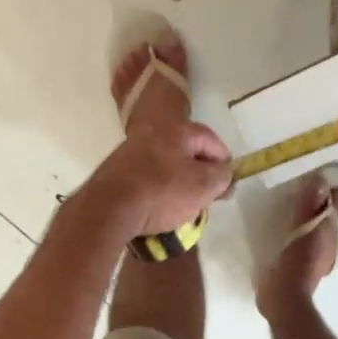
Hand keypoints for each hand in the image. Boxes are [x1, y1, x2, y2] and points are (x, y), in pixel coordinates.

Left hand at [82, 120, 232, 237]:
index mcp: (177, 129)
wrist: (108, 208)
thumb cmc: (162, 192)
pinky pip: (146, 177)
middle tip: (208, 195)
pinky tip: (159, 207)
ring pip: (165, 164)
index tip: (229, 183)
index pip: (210, 140)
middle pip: (186, 150)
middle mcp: (151, 132)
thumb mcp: (202, 186)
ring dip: (179, 182)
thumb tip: (225, 173)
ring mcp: (130, 151)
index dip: (224, 161)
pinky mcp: (116, 171)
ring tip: (185, 205)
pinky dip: (158, 189)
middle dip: (200, 172)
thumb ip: (221, 176)